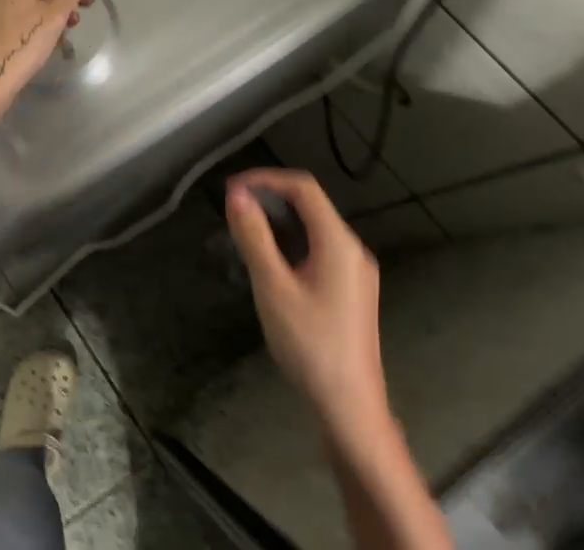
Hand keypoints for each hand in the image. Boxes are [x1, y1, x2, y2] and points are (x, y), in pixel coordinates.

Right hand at [226, 169, 388, 436]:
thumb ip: (254, 237)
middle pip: (309, 207)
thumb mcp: (273, 287)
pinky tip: (266, 265)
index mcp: (339, 243)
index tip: (230, 189)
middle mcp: (351, 250)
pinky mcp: (348, 291)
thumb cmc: (309, 343)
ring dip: (277, 225)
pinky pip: (316, 251)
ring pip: (311, 230)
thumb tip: (235, 194)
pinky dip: (289, 245)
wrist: (348, 403)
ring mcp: (353, 272)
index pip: (304, 189)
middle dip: (268, 201)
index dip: (266, 179)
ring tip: (242, 237)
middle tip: (230, 214)